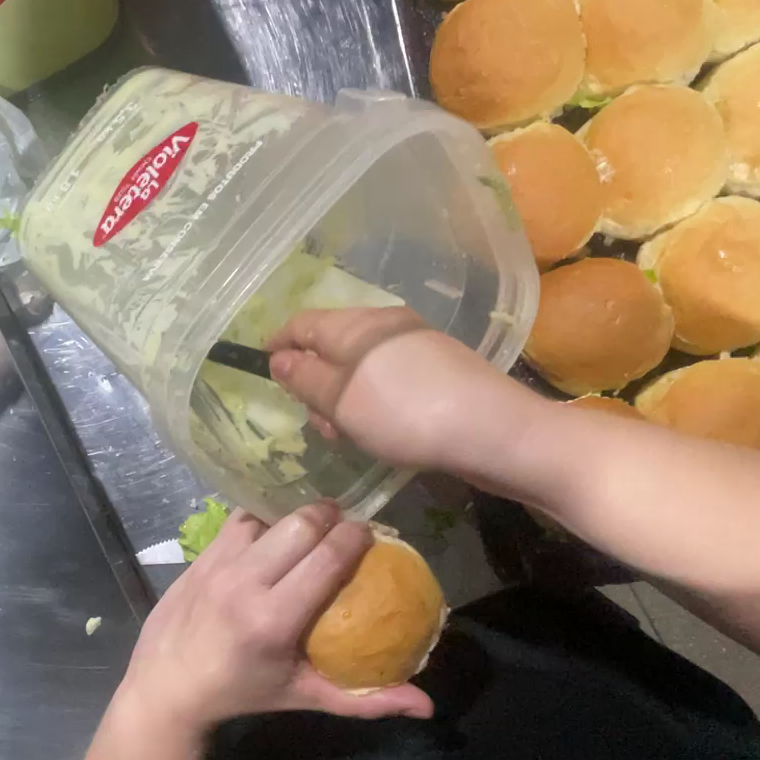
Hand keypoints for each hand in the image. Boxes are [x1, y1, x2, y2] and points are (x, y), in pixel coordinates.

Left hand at [117, 503, 434, 735]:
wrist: (167, 683)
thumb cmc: (240, 691)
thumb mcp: (301, 697)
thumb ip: (364, 700)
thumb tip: (426, 705)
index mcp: (272, 620)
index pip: (325, 559)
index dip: (355, 537)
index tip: (370, 535)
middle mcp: (243, 583)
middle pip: (299, 526)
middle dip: (330, 516)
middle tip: (346, 524)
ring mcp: (216, 564)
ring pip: (267, 517)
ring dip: (294, 516)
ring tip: (312, 525)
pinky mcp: (199, 555)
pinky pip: (238, 521)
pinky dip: (262, 521)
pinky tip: (273, 533)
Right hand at [266, 307, 545, 476]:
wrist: (495, 432)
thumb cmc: (404, 415)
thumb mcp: (341, 400)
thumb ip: (304, 377)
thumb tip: (278, 358)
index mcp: (356, 325)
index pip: (302, 323)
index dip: (279, 343)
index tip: (264, 369)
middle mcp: (384, 325)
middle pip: (331, 345)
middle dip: (314, 382)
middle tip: (317, 424)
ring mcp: (415, 345)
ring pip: (359, 366)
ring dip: (342, 399)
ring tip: (349, 436)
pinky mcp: (438, 370)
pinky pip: (387, 378)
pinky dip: (371, 401)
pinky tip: (380, 432)